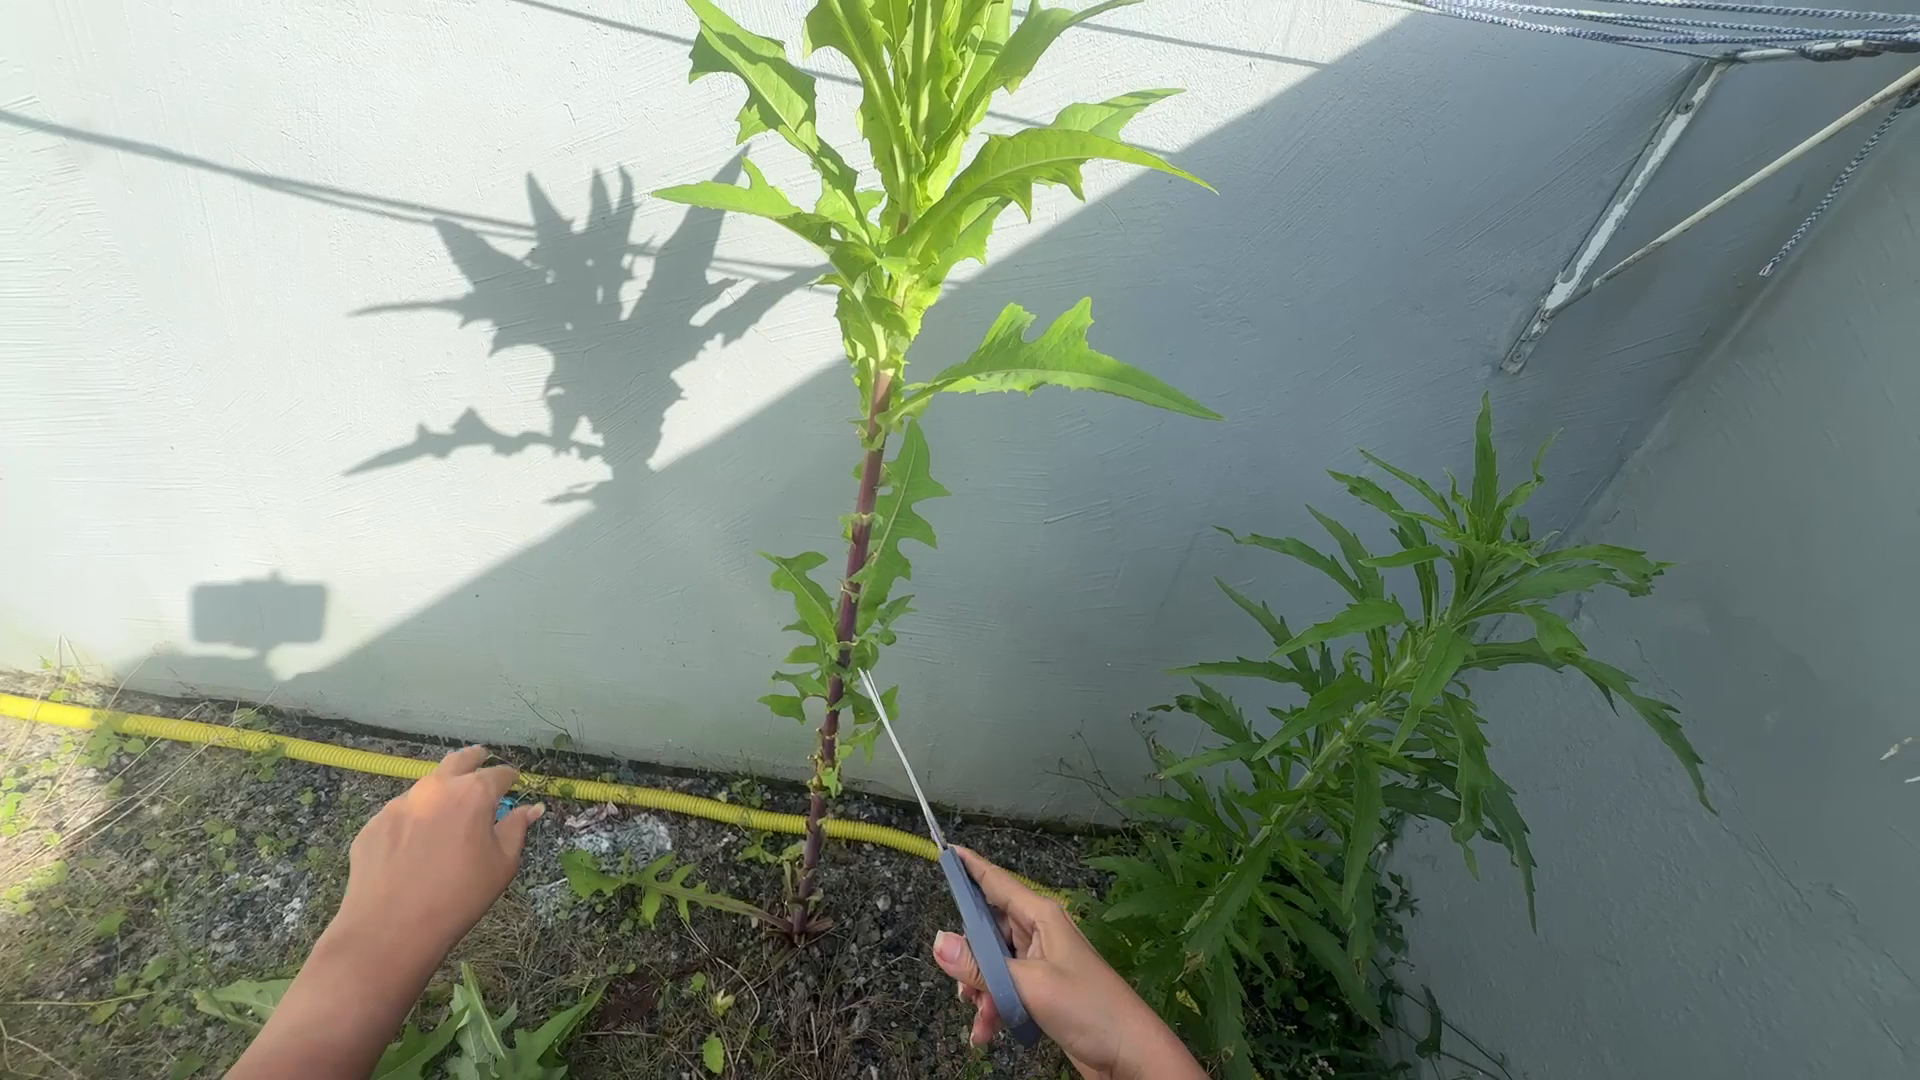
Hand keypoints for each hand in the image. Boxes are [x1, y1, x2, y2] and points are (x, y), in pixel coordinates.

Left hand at [334, 745, 544, 962]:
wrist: (387, 932)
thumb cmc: (459, 896)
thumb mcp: (503, 863)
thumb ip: (517, 828)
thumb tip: (531, 808)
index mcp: (474, 793)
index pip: (499, 773)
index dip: (510, 779)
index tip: (513, 786)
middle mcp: (436, 789)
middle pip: (458, 760)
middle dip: (474, 758)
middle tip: (481, 759)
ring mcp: (399, 805)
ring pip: (426, 786)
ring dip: (441, 791)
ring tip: (446, 813)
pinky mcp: (372, 826)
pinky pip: (400, 813)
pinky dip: (414, 819)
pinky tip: (414, 845)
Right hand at [931, 847, 1205, 1079]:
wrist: (1128, 1055)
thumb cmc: (1087, 1006)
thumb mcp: (1029, 985)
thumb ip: (982, 966)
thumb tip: (938, 941)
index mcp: (1041, 915)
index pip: (997, 881)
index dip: (970, 866)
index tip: (944, 849)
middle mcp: (1038, 932)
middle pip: (989, 927)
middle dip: (969, 953)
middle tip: (955, 977)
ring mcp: (1039, 962)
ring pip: (992, 963)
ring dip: (979, 988)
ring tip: (978, 1015)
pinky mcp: (1040, 990)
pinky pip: (1004, 989)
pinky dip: (993, 1008)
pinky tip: (986, 1032)